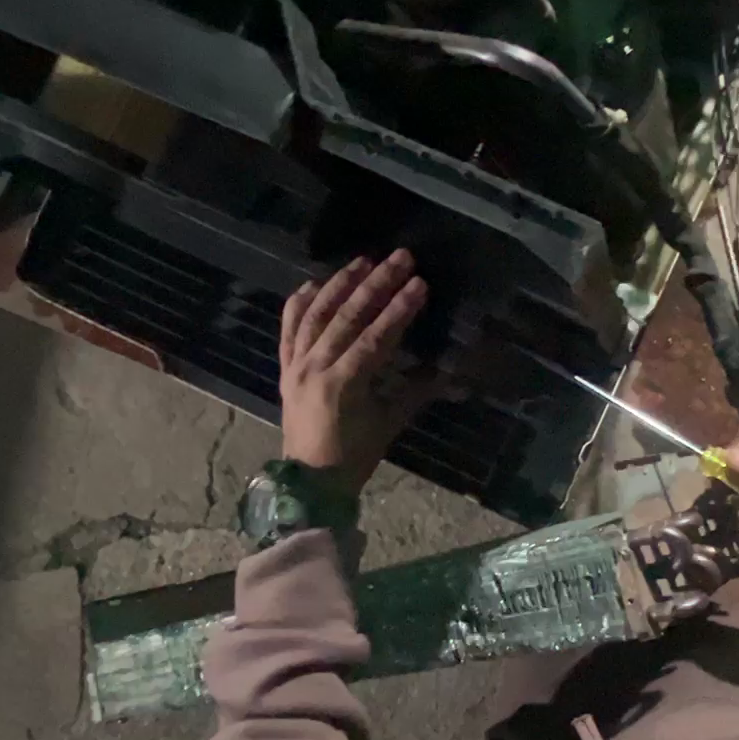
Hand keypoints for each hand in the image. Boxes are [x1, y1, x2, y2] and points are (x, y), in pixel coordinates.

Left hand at [278, 250, 428, 494]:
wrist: (310, 481)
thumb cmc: (355, 455)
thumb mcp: (391, 423)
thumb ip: (418, 391)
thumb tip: (453, 371)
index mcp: (344, 383)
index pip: (377, 336)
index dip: (400, 309)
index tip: (420, 283)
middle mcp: (315, 367)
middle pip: (347, 316)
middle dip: (376, 284)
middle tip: (399, 258)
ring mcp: (296, 365)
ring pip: (317, 315)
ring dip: (341, 284)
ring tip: (363, 261)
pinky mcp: (285, 367)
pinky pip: (290, 328)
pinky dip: (301, 303)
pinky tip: (315, 283)